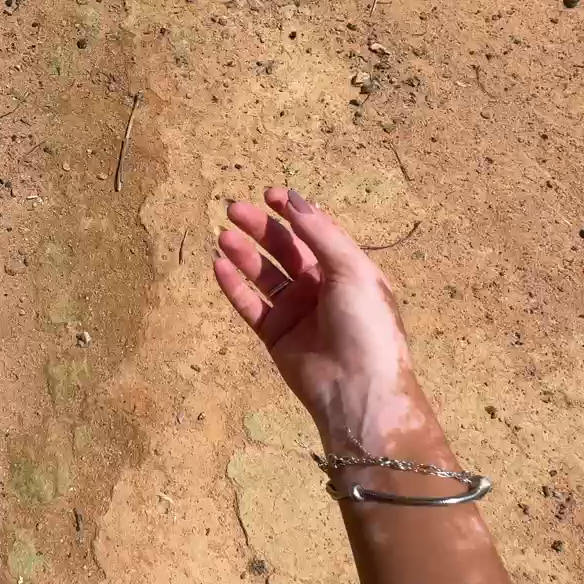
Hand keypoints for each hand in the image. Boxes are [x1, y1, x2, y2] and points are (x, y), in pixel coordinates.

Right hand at [212, 188, 429, 452]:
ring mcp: (296, 310)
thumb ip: (320, 234)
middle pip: (283, 248)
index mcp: (345, 269)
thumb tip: (294, 200)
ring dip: (243, 253)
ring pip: (263, 274)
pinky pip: (249, 303)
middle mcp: (319, 286)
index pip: (315, 232)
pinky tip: (218, 266)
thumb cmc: (365, 325)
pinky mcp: (275, 332)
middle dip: (260, 227)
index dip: (293, 212)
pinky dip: (233, 285)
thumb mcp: (351, 270)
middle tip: (233, 209)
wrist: (356, 388)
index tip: (270, 195)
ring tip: (223, 236)